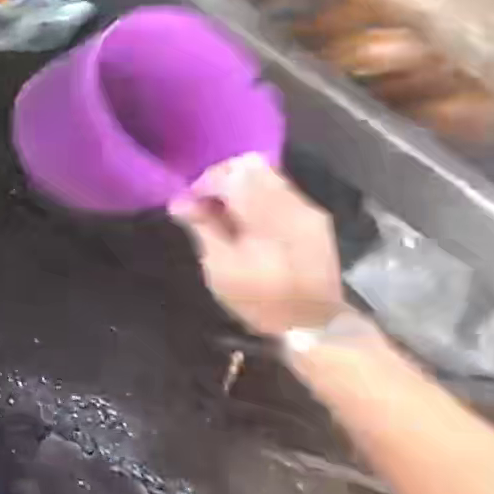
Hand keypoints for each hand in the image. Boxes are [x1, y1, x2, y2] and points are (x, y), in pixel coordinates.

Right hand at [169, 153, 345, 336]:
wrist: (315, 325)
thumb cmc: (261, 298)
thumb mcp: (220, 266)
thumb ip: (202, 227)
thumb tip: (179, 201)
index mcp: (269, 216)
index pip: (232, 174)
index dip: (205, 184)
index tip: (191, 205)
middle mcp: (293, 206)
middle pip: (251, 167)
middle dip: (222, 181)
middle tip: (205, 206)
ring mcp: (307, 212)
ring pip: (265, 177)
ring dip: (238, 189)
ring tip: (223, 215)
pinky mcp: (313, 221)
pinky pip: (278, 191)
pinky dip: (255, 197)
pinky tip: (245, 222)